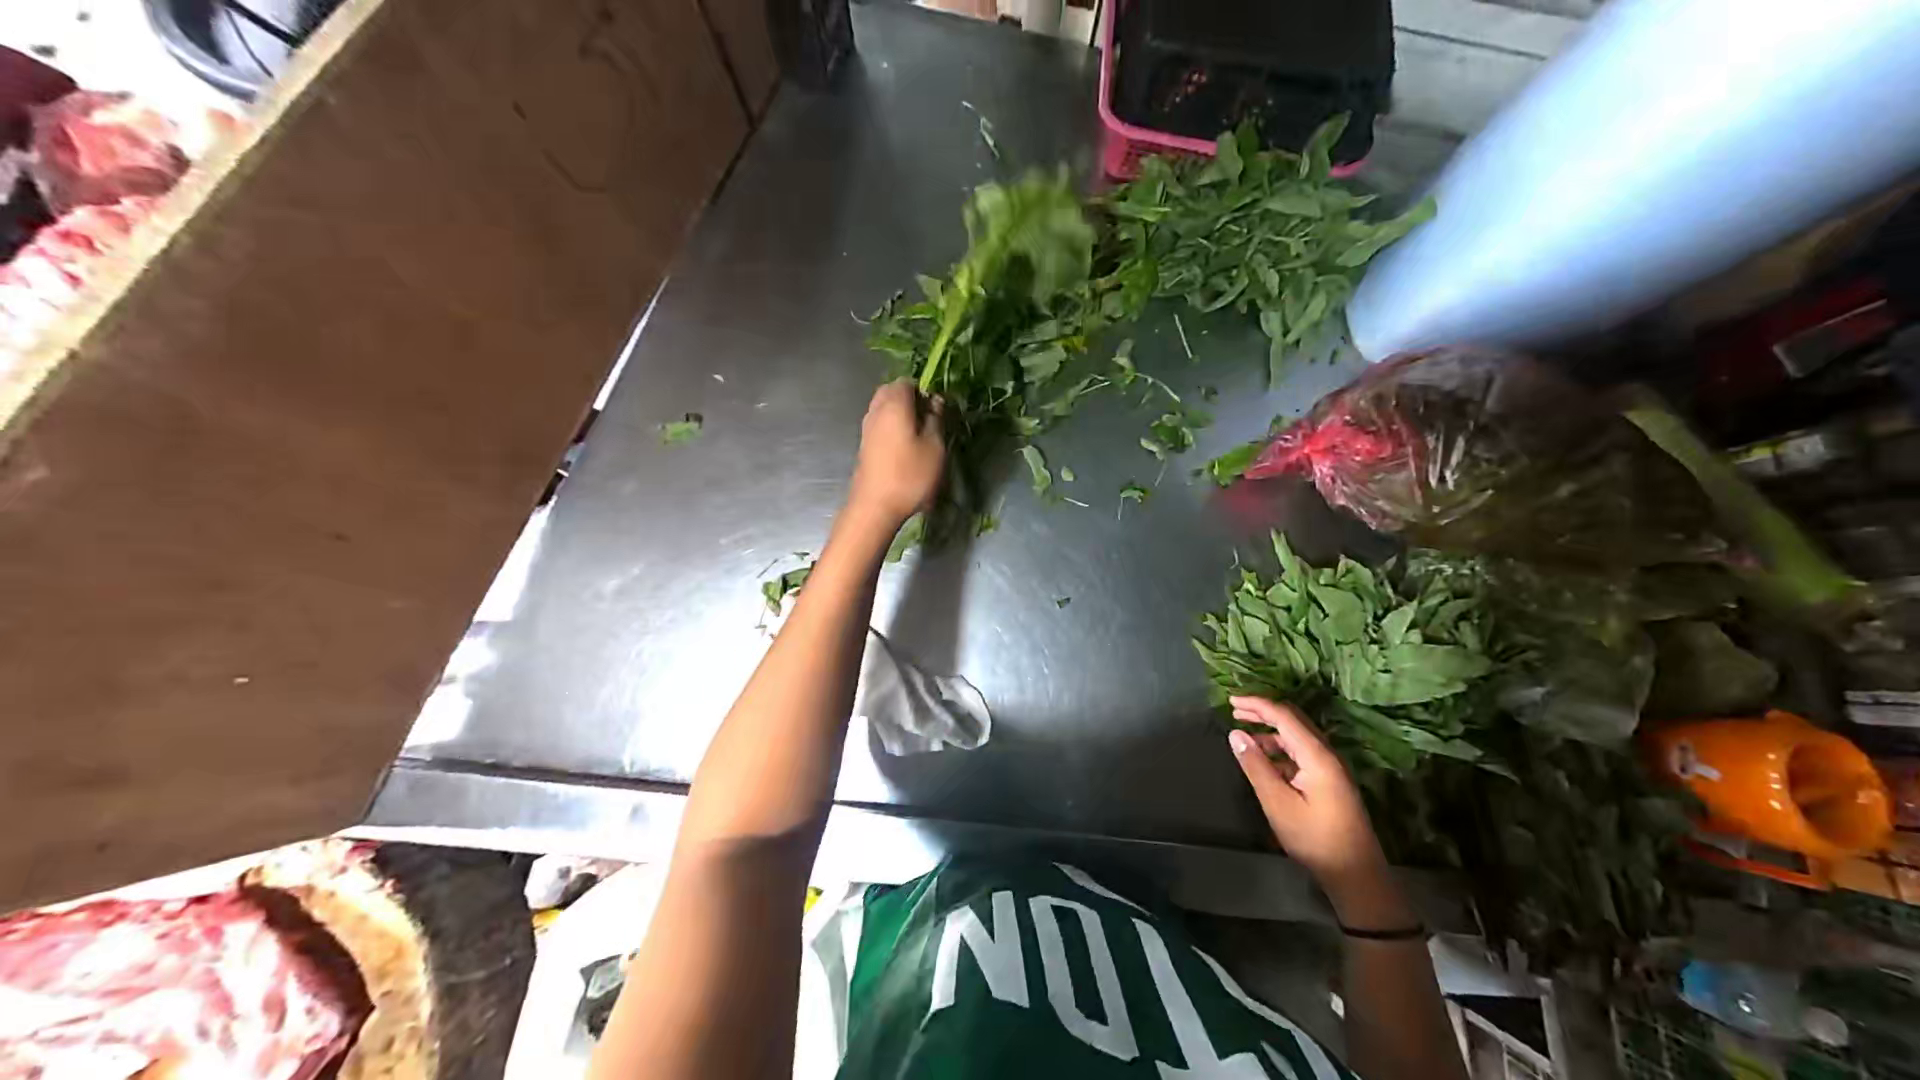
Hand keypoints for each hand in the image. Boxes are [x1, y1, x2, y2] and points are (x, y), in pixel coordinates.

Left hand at [848, 380, 944, 525]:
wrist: (874, 508)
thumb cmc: (909, 476)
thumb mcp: (935, 447)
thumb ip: (936, 419)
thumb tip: (935, 401)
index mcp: (894, 404)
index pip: (907, 382)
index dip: (925, 390)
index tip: (939, 408)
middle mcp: (876, 411)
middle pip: (892, 392)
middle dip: (911, 400)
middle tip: (930, 419)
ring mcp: (867, 429)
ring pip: (884, 409)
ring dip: (901, 415)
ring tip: (920, 435)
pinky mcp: (864, 446)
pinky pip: (880, 425)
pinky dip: (892, 428)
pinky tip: (906, 448)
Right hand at [1228, 696, 1411, 927]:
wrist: (1355, 874)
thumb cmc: (1314, 838)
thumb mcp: (1278, 802)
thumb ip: (1256, 765)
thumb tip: (1236, 733)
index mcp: (1317, 755)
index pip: (1284, 716)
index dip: (1257, 704)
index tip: (1230, 700)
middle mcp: (1327, 755)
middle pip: (1293, 721)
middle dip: (1263, 712)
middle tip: (1234, 710)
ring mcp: (1330, 768)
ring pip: (1297, 737)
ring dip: (1270, 731)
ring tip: (1243, 735)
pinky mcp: (1329, 781)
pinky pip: (1301, 752)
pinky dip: (1279, 748)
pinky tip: (1263, 759)